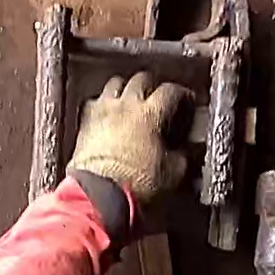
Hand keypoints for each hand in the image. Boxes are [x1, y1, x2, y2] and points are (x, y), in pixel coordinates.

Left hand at [67, 72, 193, 202]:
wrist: (99, 196)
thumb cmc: (136, 185)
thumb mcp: (172, 173)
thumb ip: (184, 155)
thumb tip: (189, 151)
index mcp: (151, 114)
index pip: (171, 91)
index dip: (182, 94)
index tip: (186, 101)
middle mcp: (126, 106)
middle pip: (141, 79)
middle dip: (152, 85)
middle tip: (158, 97)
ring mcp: (102, 112)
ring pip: (115, 84)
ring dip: (126, 89)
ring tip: (132, 100)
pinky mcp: (85, 124)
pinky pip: (94, 102)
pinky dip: (104, 104)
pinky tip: (109, 115)